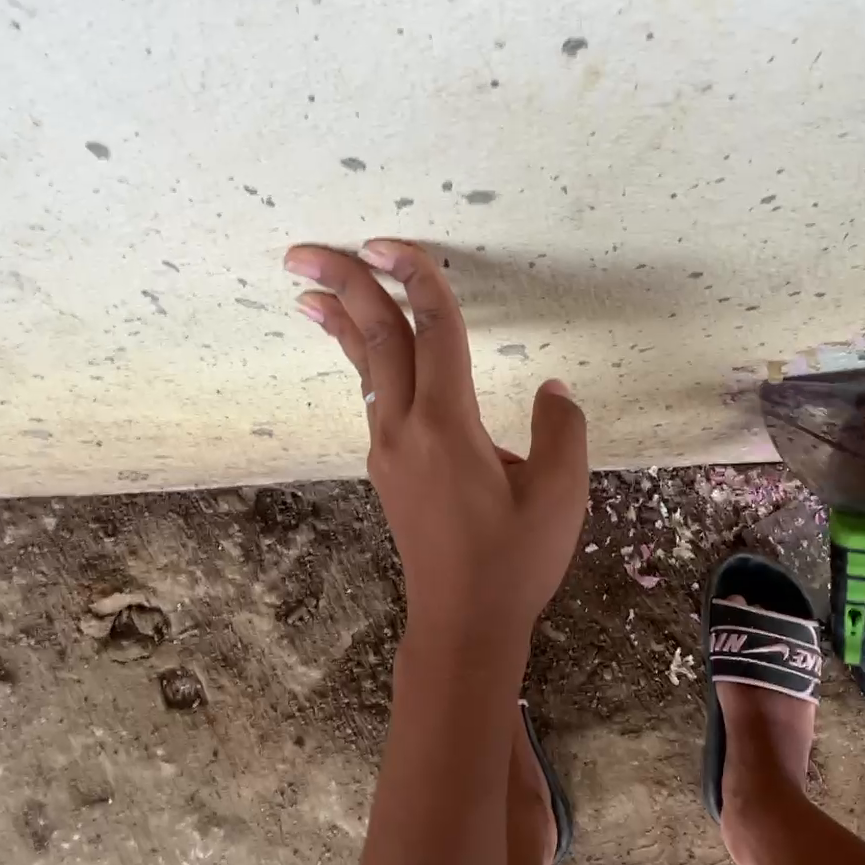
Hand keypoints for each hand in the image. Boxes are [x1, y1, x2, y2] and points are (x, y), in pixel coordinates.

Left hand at [284, 239, 589, 641]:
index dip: (419, 280)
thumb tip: (552, 387)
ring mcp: (389, 448)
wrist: (462, 623)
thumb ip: (562, 429)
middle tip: (302, 250)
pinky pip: (371, 394)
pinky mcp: (387, 466)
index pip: (434, 331)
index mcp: (448, 425)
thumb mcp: (560, 494)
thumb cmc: (514, 561)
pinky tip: (357, 348)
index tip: (392, 242)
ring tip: (307, 288)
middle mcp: (406, 428)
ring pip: (365, 367)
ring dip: (339, 320)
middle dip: (342, 286)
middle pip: (376, 339)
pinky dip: (359, 357)